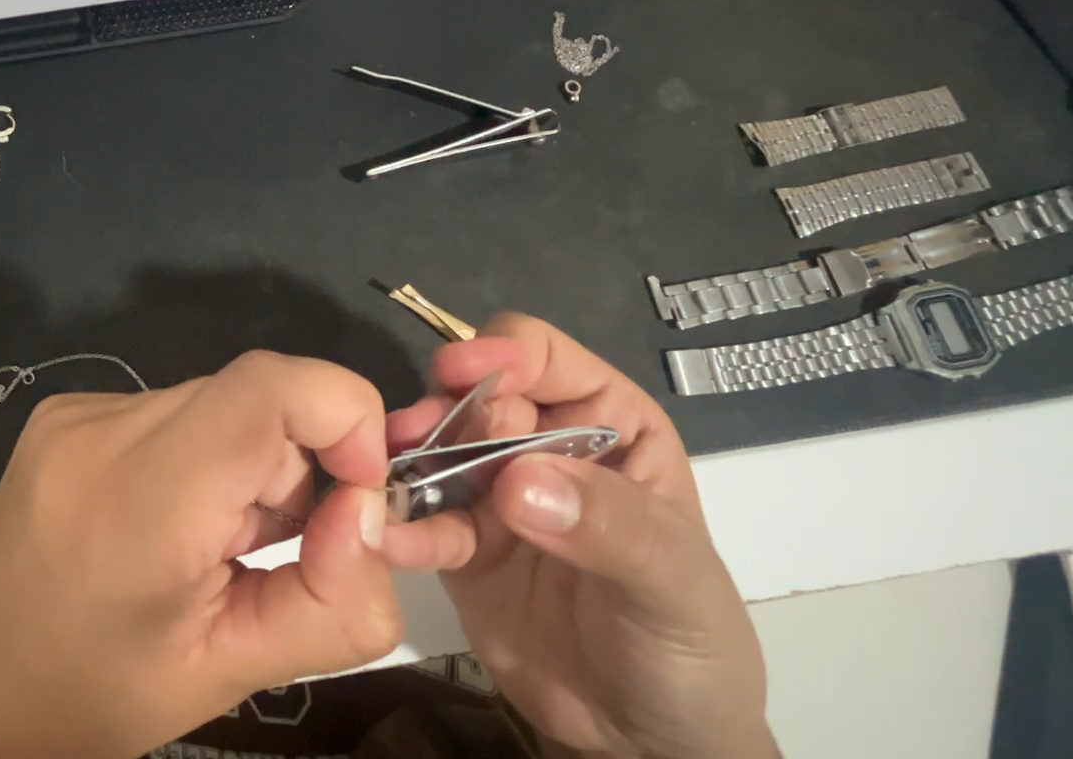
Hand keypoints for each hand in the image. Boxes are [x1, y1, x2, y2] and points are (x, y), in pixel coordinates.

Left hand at [0, 351, 401, 757]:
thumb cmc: (97, 689)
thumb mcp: (229, 674)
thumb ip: (330, 605)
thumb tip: (369, 515)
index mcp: (143, 501)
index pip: (269, 387)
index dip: (343, 415)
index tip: (356, 494)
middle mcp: (104, 429)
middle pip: (254, 395)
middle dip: (298, 465)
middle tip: (272, 545)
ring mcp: (81, 410)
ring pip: (220, 401)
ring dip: (248, 463)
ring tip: (213, 539)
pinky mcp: (71, 407)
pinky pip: (176, 408)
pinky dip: (205, 454)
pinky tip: (170, 517)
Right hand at [380, 314, 775, 758]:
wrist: (646, 741)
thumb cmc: (689, 646)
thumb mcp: (674, 583)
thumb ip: (609, 526)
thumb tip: (517, 480)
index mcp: (607, 422)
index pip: (543, 357)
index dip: (500, 352)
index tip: (459, 371)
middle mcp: (542, 442)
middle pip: (474, 394)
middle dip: (442, 410)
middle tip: (413, 438)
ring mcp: (492, 491)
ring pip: (435, 446)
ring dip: (405, 458)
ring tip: (382, 482)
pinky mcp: (456, 541)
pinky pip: (420, 518)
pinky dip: (400, 525)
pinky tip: (388, 541)